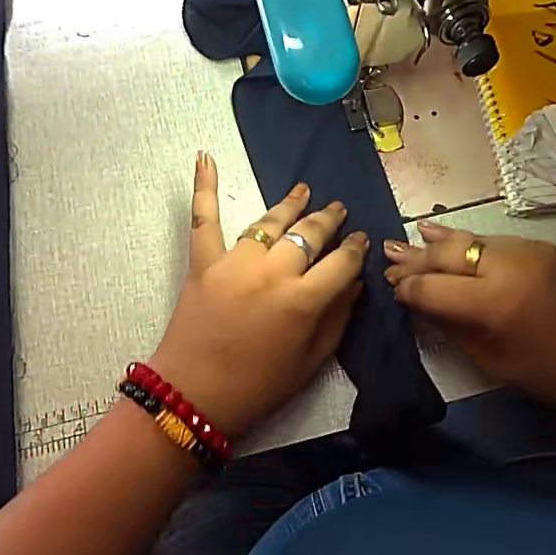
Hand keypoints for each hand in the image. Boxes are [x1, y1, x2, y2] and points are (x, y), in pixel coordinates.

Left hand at [147, 153, 366, 438]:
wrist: (194, 397)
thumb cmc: (259, 386)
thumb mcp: (312, 360)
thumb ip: (338, 317)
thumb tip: (356, 283)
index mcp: (304, 300)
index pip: (341, 261)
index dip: (356, 248)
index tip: (361, 240)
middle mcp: (273, 272)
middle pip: (309, 234)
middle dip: (329, 220)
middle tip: (339, 210)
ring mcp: (235, 262)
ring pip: (269, 222)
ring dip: (290, 204)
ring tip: (305, 190)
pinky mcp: (203, 262)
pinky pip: (204, 219)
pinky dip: (204, 187)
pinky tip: (206, 157)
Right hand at [384, 222, 555, 413]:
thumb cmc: (550, 372)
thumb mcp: (491, 359)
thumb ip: (450, 324)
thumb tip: (418, 300)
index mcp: (495, 301)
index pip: (433, 286)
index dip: (407, 288)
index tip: (390, 289)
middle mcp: (508, 265)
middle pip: (446, 255)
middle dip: (415, 260)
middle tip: (387, 260)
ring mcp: (525, 249)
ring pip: (467, 240)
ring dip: (435, 244)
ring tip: (403, 242)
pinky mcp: (537, 246)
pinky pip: (489, 240)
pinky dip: (464, 241)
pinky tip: (439, 234)